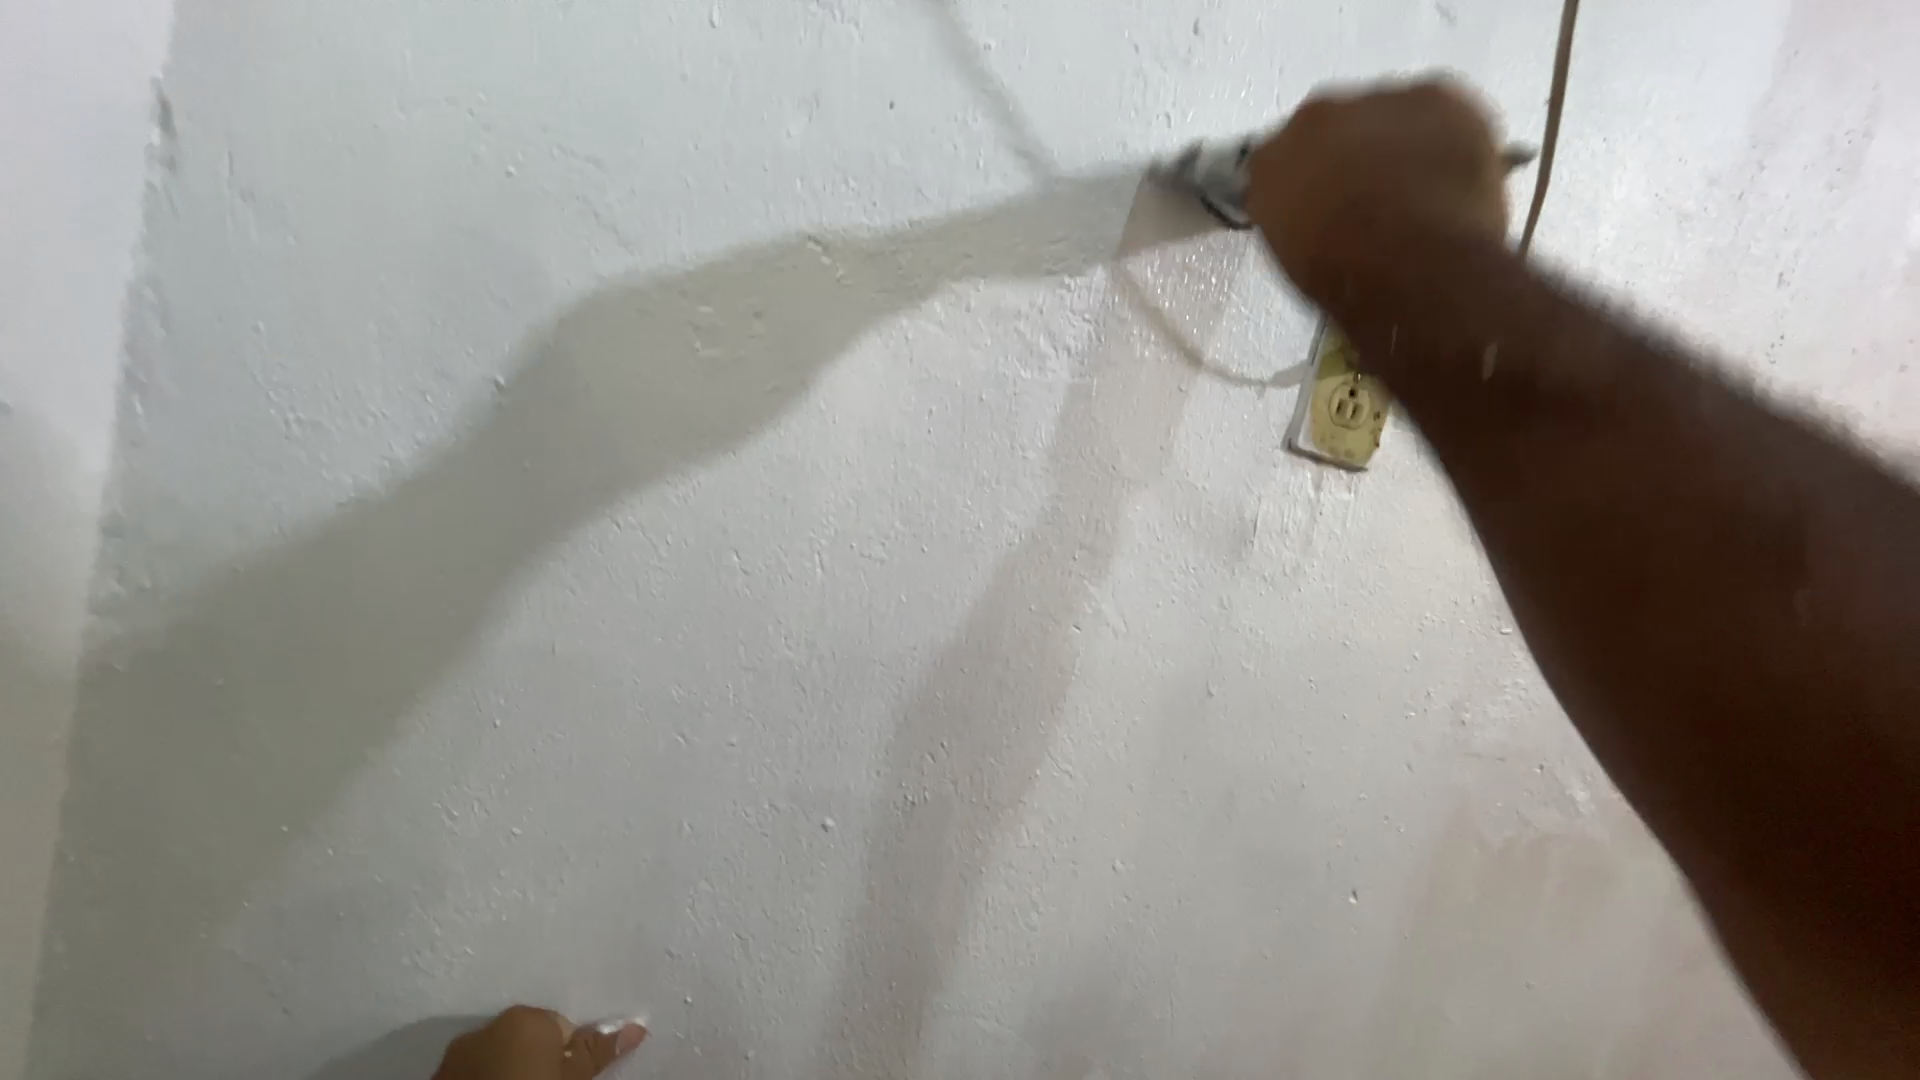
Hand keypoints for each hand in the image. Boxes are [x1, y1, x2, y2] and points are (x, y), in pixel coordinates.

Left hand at [432, 1005, 646, 1079]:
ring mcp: (452, 1059)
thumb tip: (637, 1026)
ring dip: (502, 1074)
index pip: (558, 1029)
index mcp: (524, 1019)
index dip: (564, 1060)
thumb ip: (597, 1051)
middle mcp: (487, 1027)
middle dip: (532, 1063)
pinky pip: (466, 1077)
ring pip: (492, 1060)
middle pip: (524, 1040)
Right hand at [1244, 77, 1516, 295]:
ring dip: (1395, 143)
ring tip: (1413, 190)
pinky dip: (1443, 136)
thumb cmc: (1341, 272)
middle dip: (1348, 154)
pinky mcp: (1434, 94)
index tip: (1317, 204)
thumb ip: (1294, 216)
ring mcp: (1373, 101)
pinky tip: (1446, 175)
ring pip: (1385, 115)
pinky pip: (1438, 110)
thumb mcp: (1291, 253)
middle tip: (1367, 195)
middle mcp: (1312, 120)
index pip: (1278, 161)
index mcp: (1268, 163)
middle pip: (1330, 127)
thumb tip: (1313, 215)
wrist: (1406, 259)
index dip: (1302, 183)